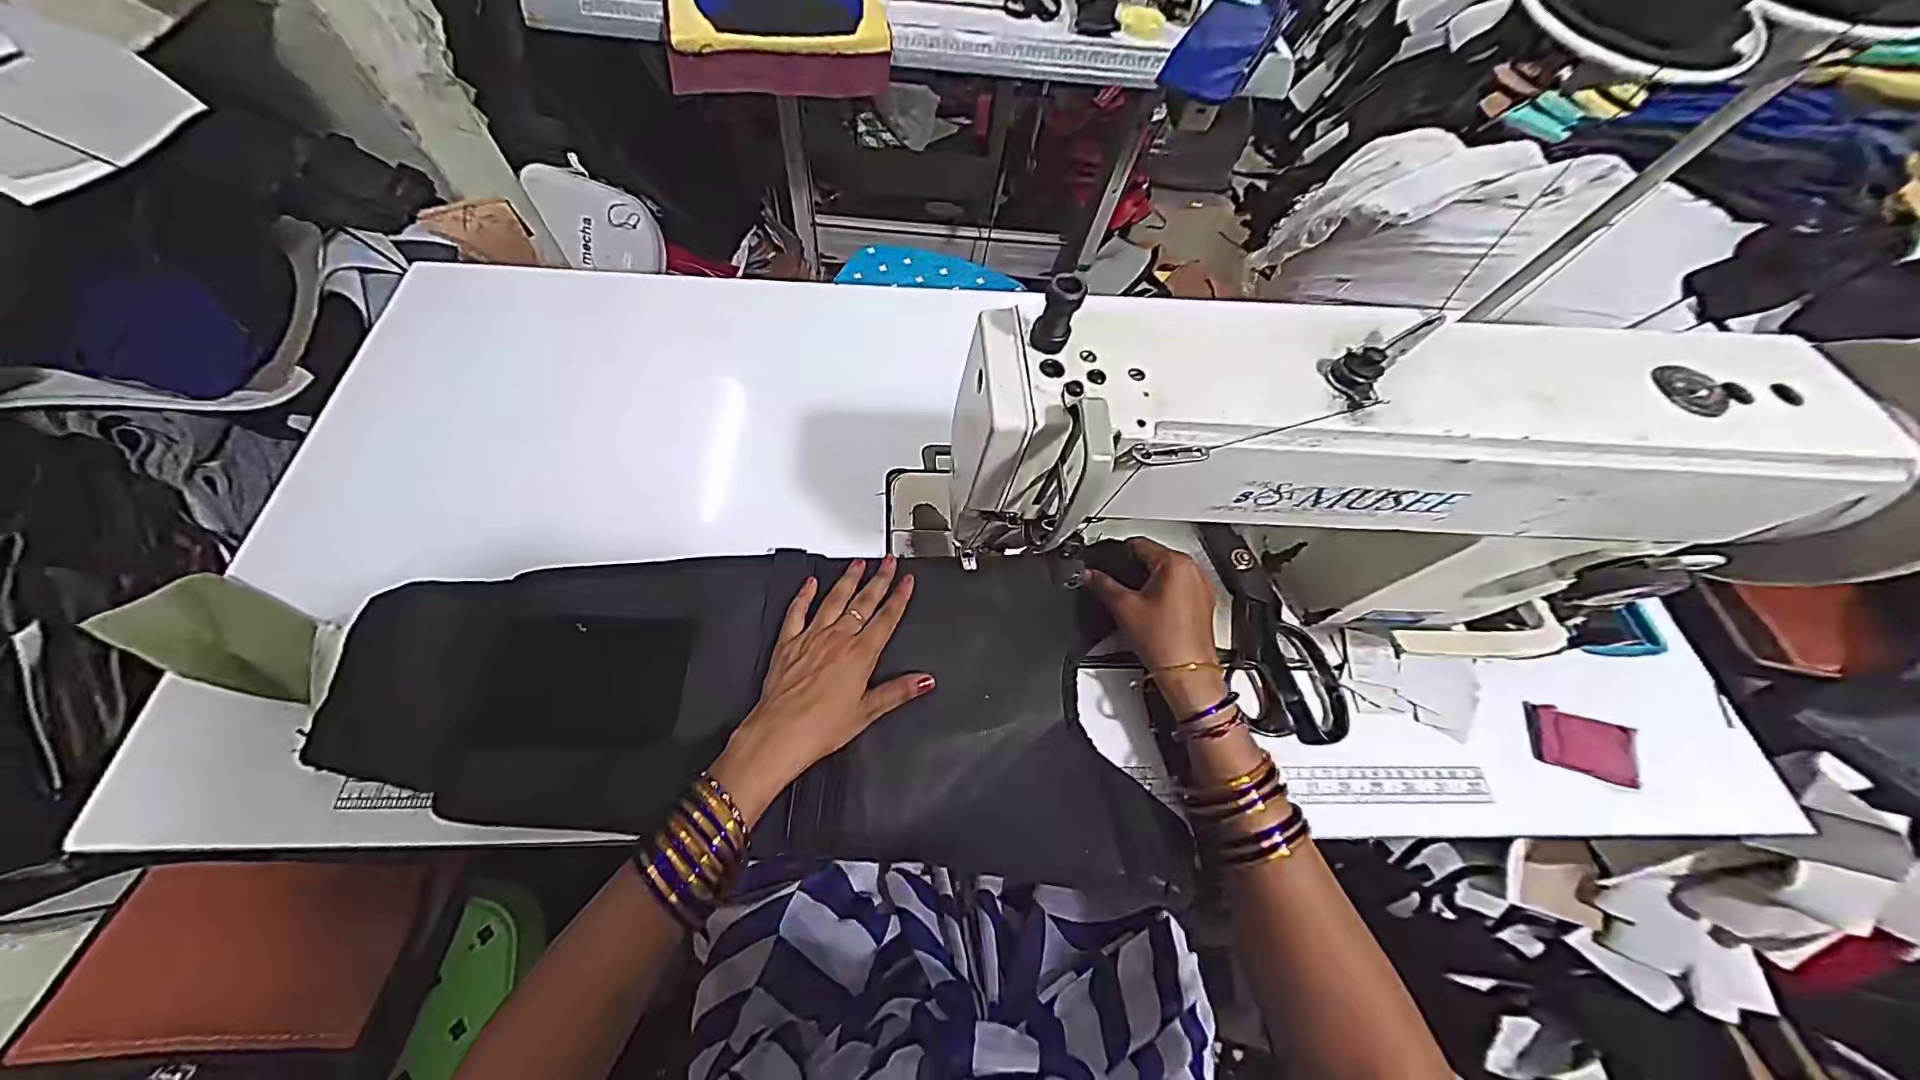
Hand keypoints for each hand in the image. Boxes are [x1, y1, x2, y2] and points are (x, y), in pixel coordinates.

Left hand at [710, 556, 932, 823]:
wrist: (780, 733)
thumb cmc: (820, 727)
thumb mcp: (868, 712)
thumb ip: (898, 692)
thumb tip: (924, 681)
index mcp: (859, 655)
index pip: (886, 618)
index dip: (899, 597)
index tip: (906, 581)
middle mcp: (837, 640)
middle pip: (863, 602)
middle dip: (879, 579)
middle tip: (888, 563)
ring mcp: (811, 638)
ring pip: (834, 599)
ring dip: (848, 579)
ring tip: (858, 564)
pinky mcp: (788, 643)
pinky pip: (797, 611)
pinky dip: (804, 595)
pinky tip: (809, 583)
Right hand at [1087, 538, 1260, 782]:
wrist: (1187, 672)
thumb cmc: (1165, 643)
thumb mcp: (1123, 607)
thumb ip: (1102, 584)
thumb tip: (1088, 575)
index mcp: (1175, 563)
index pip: (1138, 544)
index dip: (1117, 554)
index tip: (1107, 563)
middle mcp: (1193, 570)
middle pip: (1154, 557)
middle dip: (1134, 569)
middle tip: (1120, 586)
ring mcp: (1201, 586)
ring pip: (1166, 572)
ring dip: (1150, 581)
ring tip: (1137, 601)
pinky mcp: (1203, 602)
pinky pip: (1178, 587)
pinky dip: (1164, 593)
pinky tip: (1153, 611)